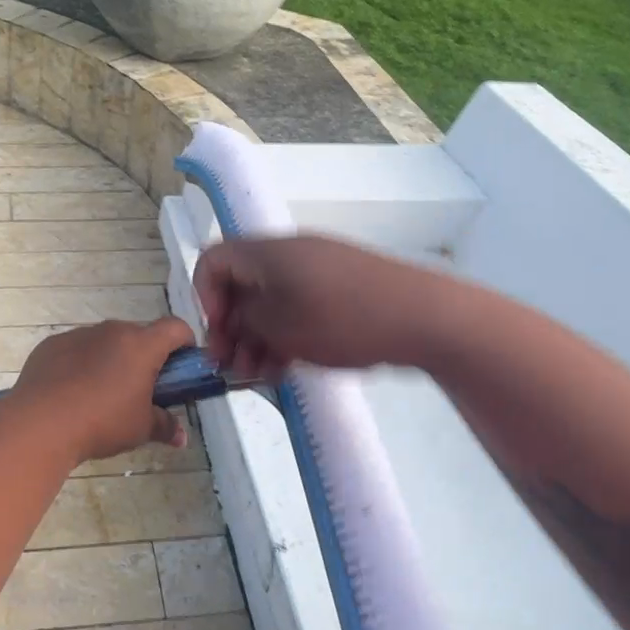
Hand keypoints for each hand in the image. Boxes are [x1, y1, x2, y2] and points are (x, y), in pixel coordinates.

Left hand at [10, 318, 193, 463]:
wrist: (40, 422)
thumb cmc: (102, 422)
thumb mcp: (140, 429)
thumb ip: (164, 427)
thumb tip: (182, 437)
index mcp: (141, 345)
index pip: (175, 328)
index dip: (185, 342)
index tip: (184, 363)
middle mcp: (111, 331)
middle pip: (138, 335)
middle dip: (145, 356)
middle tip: (142, 388)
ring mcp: (79, 334)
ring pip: (105, 341)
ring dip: (111, 359)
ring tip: (102, 394)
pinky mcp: (52, 344)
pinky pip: (76, 349)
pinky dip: (80, 363)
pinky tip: (71, 392)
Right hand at [193, 235, 449, 379]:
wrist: (424, 316)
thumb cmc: (342, 318)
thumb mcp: (280, 326)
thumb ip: (244, 321)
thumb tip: (233, 319)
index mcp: (267, 252)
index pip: (212, 261)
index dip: (205, 298)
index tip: (219, 336)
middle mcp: (289, 254)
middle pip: (242, 285)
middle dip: (232, 328)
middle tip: (233, 369)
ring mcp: (318, 271)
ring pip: (271, 302)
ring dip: (258, 338)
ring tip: (261, 376)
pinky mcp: (342, 290)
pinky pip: (298, 308)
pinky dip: (286, 335)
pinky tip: (287, 367)